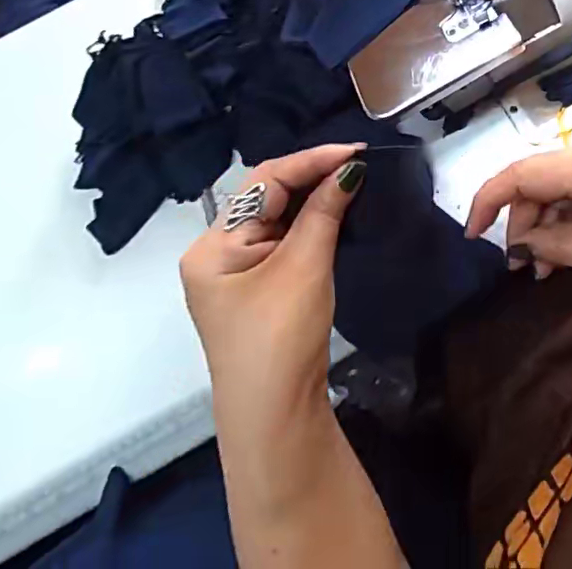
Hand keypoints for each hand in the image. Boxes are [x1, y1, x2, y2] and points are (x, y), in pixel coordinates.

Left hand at [181, 144, 365, 414]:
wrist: (276, 419)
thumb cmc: (280, 338)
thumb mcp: (303, 267)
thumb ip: (324, 212)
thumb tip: (350, 169)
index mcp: (213, 245)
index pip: (264, 182)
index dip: (311, 161)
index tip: (356, 152)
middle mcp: (218, 253)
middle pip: (268, 198)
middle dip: (313, 178)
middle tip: (359, 164)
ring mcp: (237, 273)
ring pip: (278, 219)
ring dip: (314, 200)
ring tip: (353, 180)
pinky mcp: (259, 289)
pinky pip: (284, 242)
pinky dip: (312, 225)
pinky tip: (337, 212)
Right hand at [464, 132, 571, 281]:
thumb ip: (551, 246)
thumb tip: (517, 248)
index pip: (517, 173)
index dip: (487, 202)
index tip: (471, 236)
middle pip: (537, 180)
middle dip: (522, 222)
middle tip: (521, 267)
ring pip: (558, 188)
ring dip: (546, 225)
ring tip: (546, 267)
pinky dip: (570, 219)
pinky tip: (571, 249)